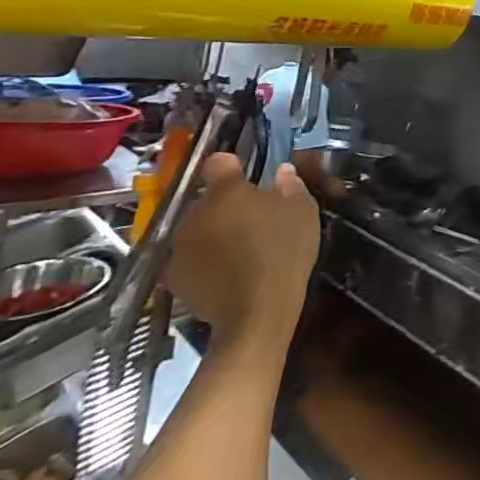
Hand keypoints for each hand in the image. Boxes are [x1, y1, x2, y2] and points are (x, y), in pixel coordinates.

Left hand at [165, 153, 319, 344]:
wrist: (256, 315)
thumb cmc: (284, 255)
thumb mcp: (304, 215)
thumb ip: (292, 187)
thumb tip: (283, 171)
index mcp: (227, 192)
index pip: (218, 163)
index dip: (231, 167)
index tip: (244, 177)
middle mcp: (197, 212)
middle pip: (210, 201)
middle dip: (226, 207)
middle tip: (252, 224)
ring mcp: (181, 246)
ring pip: (198, 230)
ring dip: (214, 235)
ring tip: (239, 254)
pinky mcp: (175, 277)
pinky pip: (191, 259)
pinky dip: (204, 263)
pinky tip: (225, 276)